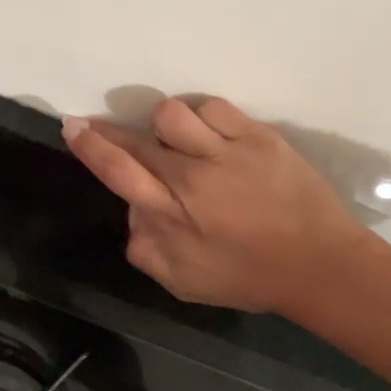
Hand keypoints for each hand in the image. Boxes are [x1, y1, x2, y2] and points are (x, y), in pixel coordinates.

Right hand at [62, 96, 390, 390]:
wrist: (317, 264)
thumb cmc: (246, 278)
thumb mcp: (181, 283)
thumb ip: (145, 249)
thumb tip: (133, 213)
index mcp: (170, 216)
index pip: (118, 170)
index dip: (91, 146)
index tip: (73, 126)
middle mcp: (191, 178)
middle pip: (137, 139)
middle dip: (110, 130)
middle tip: (97, 125)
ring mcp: (226, 153)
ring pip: (172, 114)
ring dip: (163, 125)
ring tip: (172, 139)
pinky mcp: (259, 138)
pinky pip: (215, 108)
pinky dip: (202, 116)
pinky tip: (207, 134)